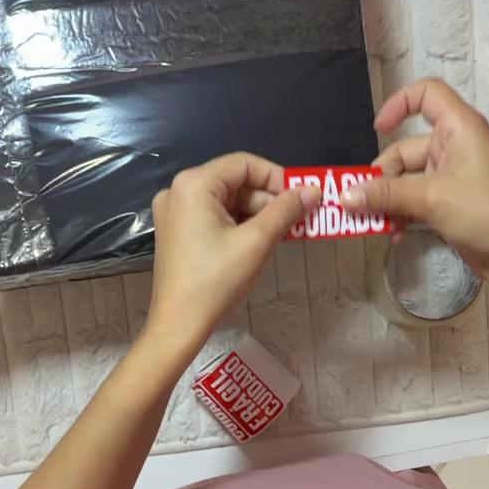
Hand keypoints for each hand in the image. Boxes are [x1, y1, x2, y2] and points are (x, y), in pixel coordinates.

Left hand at [144, 153, 316, 357]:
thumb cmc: (216, 281)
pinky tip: (258, 242)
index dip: (277, 178)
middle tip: (297, 220)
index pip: (244, 164)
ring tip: (282, 234)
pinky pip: (214, 217)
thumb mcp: (256, 243)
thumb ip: (285, 211)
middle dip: (268, 200)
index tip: (302, 198)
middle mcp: (179, 190)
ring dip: (256, 214)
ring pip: (226, 202)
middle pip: (235, 182)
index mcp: (194, 184)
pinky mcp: (176, 232)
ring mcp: (174, 212)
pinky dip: (238, 225)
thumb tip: (313, 190)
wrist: (179, 324)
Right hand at [341, 79, 488, 290]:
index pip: (426, 95)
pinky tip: (395, 235)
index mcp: (458, 128)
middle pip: (405, 150)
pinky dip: (402, 216)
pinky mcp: (449, 205)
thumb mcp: (432, 199)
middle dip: (382, 178)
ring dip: (389, 202)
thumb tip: (345, 196)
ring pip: (407, 181)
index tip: (377, 130)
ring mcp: (451, 178)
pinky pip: (415, 203)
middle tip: (362, 205)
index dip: (399, 104)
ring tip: (377, 226)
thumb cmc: (485, 211)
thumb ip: (386, 195)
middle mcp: (454, 147)